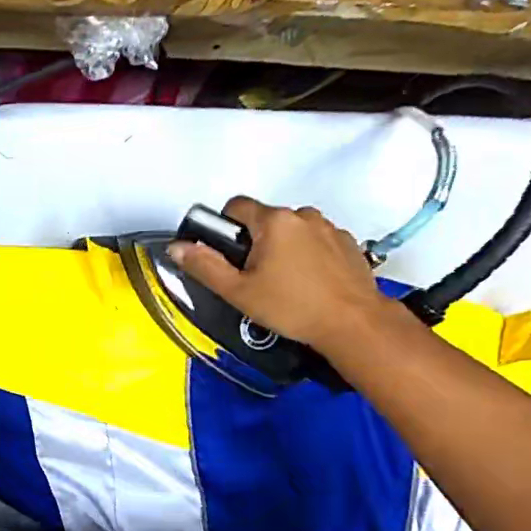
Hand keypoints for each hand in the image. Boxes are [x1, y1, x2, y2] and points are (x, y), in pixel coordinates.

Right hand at [167, 196, 389, 354]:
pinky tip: (310, 283)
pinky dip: (309, 255)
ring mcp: (329, 227)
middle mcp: (302, 215)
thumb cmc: (291, 307)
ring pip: (293, 230)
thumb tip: (177, 247)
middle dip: (256, 242)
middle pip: (266, 219)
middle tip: (255, 278)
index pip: (236, 206)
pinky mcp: (348, 243)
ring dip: (284, 247)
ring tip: (285, 283)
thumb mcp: (238, 291)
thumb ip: (205, 266)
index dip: (225, 228)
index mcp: (273, 221)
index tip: (229, 256)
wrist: (353, 324)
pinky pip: (317, 240)